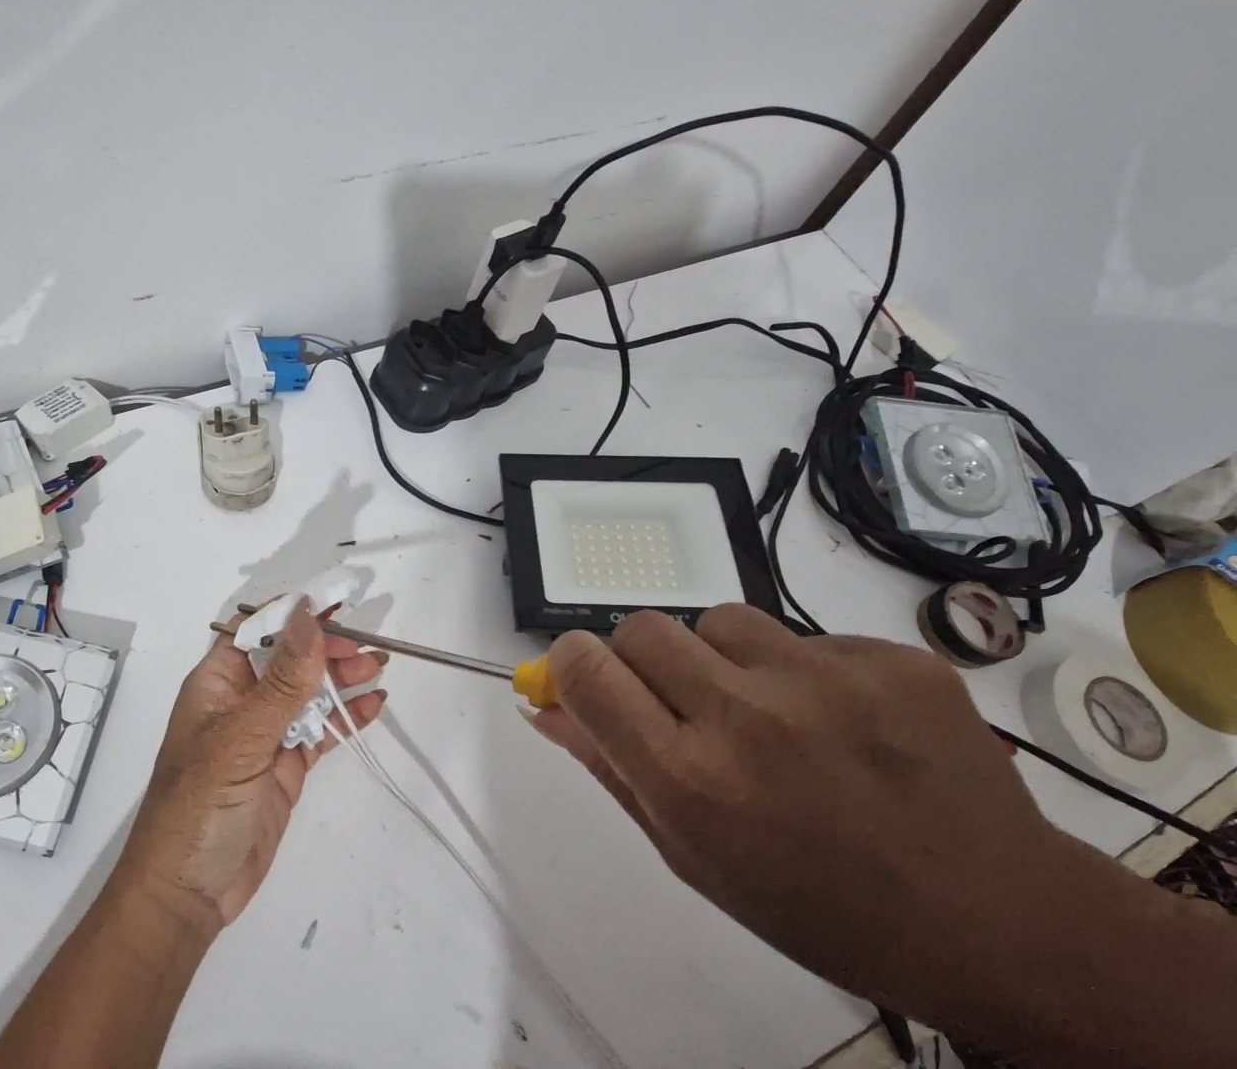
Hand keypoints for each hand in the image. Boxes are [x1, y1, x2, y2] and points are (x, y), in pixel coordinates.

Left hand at [114, 601, 387, 931]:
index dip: (294, 614)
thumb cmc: (198, 808)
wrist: (187, 892)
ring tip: (379, 667)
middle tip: (368, 650)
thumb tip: (308, 617)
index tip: (338, 604)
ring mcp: (264, 737)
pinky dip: (346, 718)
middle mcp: (240, 703)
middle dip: (327, 648)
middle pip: (289, 659)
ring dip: (342, 678)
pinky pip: (319, 732)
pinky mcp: (284, 769)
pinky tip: (373, 705)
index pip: (256, 631)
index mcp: (216, 684)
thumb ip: (282, 683)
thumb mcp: (240, 740)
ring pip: (309, 693)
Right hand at [529, 605, 1077, 1008]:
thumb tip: (546, 709)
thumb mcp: (695, 857)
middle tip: (683, 705)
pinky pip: (808, 637)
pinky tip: (844, 724)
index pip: (587, 670)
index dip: (573, 665)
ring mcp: (827, 679)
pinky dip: (805, 671)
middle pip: (643, 629)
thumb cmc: (817, 907)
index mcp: (690, 779)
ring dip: (723, 658)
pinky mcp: (892, 660)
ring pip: (722, 621)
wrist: (994, 919)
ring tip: (770, 713)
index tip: (588, 679)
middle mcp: (747, 716)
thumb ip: (613, 772)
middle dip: (644, 661)